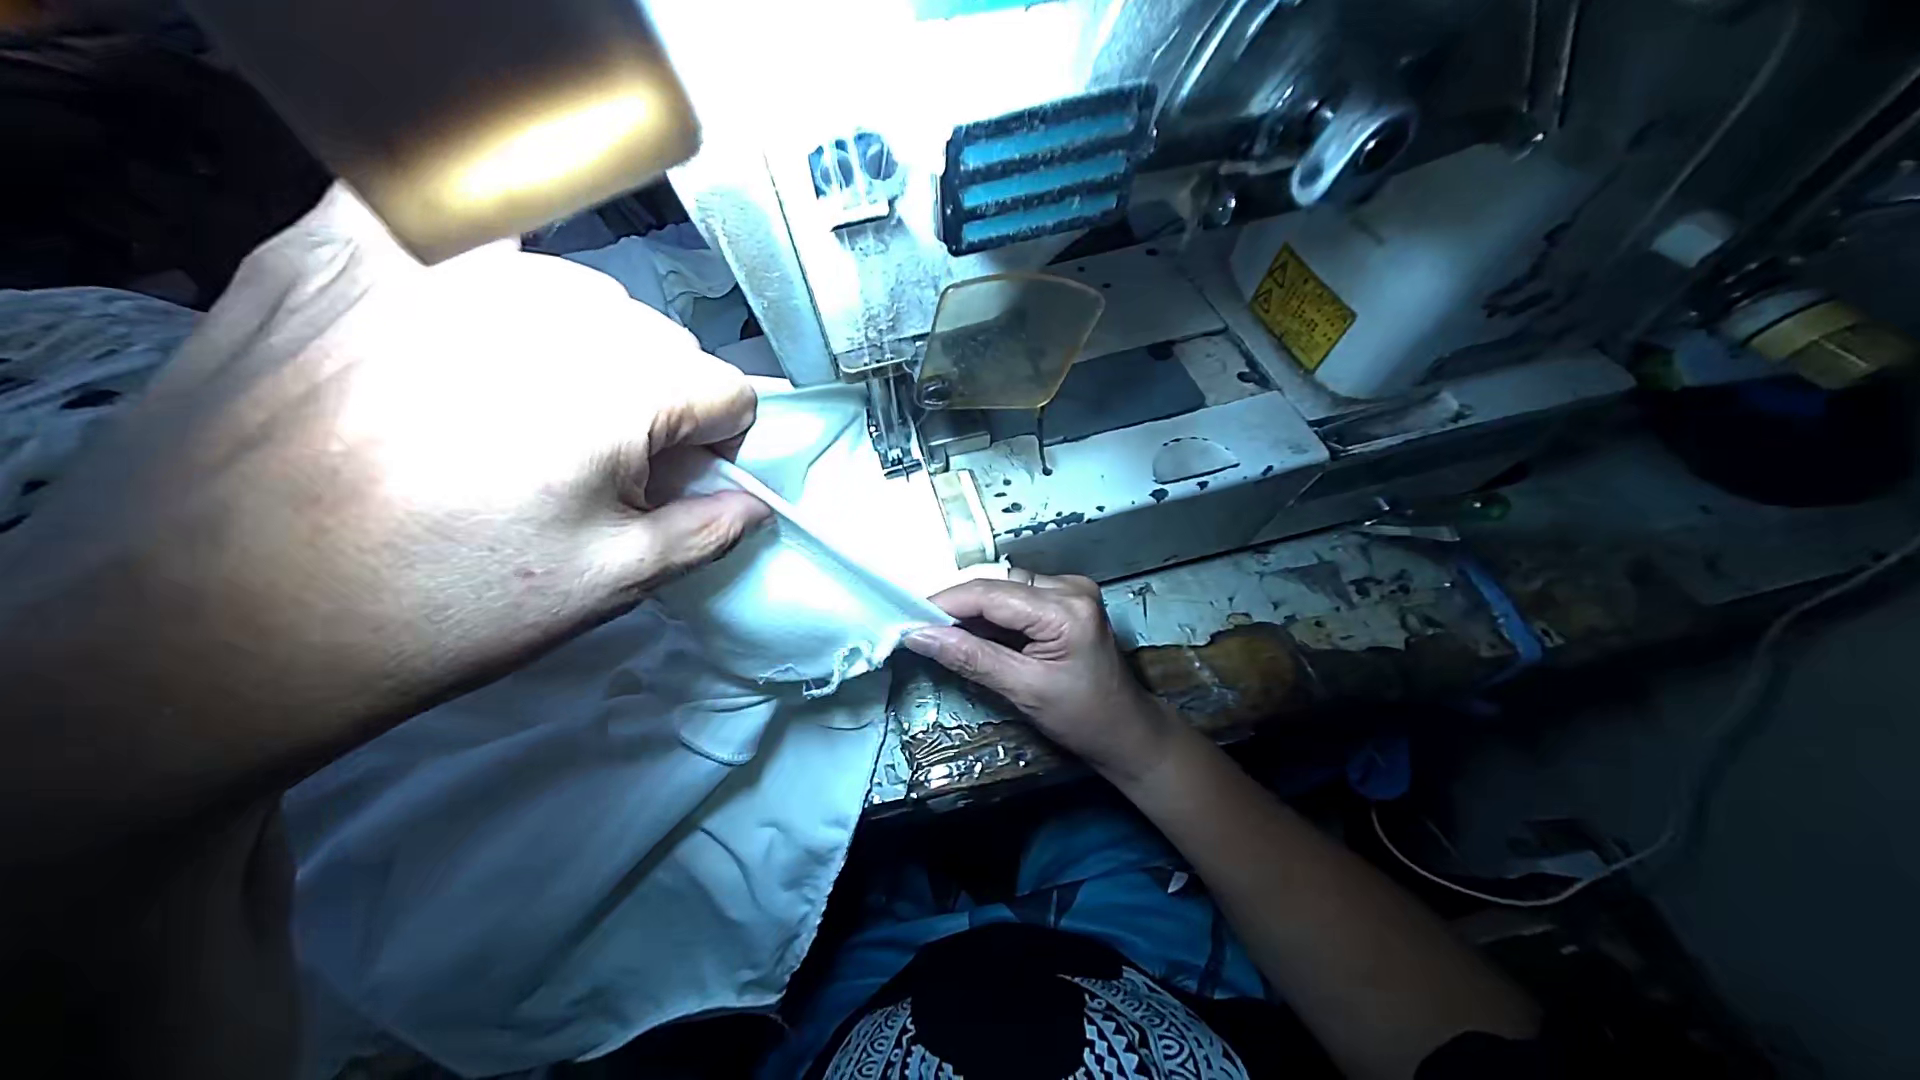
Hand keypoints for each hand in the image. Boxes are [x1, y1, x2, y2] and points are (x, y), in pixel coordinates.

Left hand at [2, 184, 767, 850]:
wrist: (204, 621)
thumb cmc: (441, 608)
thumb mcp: (606, 583)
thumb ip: (706, 530)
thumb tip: (757, 502)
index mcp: (622, 381)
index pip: (730, 389)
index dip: (718, 444)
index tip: (676, 482)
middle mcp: (546, 298)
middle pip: (656, 340)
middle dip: (650, 400)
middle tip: (590, 464)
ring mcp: (435, 259)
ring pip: (573, 291)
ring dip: (576, 346)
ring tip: (510, 410)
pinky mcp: (332, 245)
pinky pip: (446, 226)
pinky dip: (471, 262)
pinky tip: (452, 314)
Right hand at [904, 574, 1179, 781]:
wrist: (1126, 731)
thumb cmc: (1082, 718)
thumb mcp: (1023, 690)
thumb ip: (971, 657)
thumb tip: (920, 635)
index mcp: (1066, 608)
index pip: (991, 593)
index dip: (946, 603)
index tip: (909, 618)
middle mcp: (1070, 587)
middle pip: (997, 584)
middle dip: (956, 604)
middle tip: (920, 626)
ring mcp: (1071, 589)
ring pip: (1004, 586)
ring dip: (972, 607)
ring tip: (939, 629)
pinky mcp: (1067, 598)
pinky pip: (1018, 595)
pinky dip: (992, 612)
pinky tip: (971, 629)